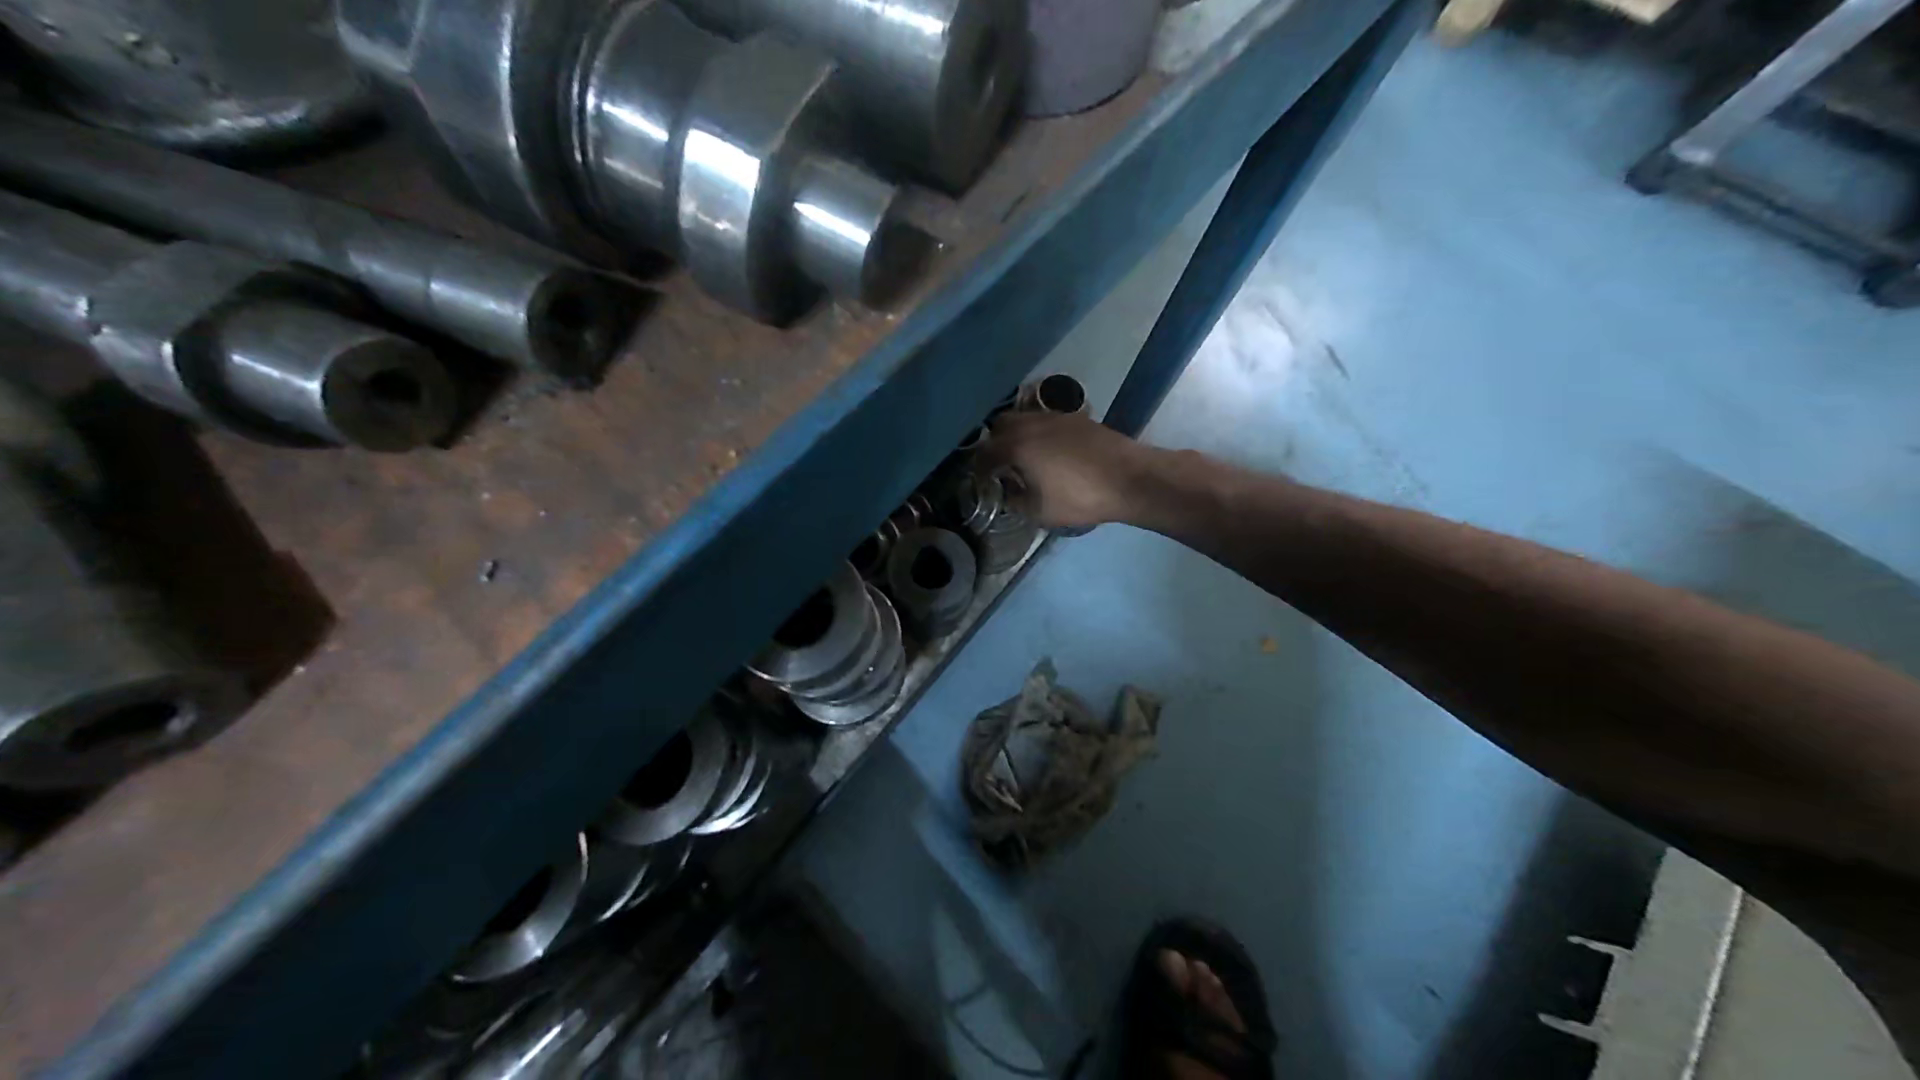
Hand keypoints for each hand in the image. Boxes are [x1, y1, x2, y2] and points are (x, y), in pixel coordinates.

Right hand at [977, 411, 1154, 528]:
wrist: (1130, 478)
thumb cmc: (1081, 497)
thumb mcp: (1039, 511)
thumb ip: (1014, 501)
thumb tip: (1005, 492)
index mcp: (1016, 446)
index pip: (984, 452)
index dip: (978, 467)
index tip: (980, 480)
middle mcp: (1031, 423)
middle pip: (1000, 426)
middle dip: (995, 444)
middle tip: (1000, 465)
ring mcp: (1055, 417)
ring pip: (1024, 419)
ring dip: (1017, 435)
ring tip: (1024, 459)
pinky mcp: (1076, 418)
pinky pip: (1045, 421)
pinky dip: (1038, 433)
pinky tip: (1049, 453)